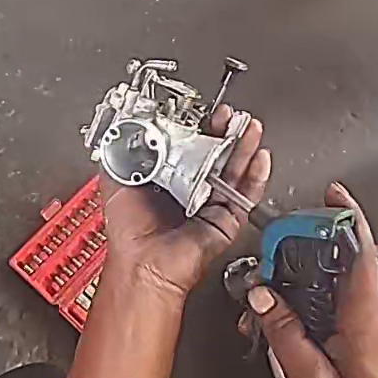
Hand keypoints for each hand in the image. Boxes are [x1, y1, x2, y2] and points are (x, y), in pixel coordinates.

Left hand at [102, 105, 269, 301]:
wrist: (146, 264)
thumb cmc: (129, 232)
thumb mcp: (117, 180)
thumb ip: (125, 152)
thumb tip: (133, 127)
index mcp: (164, 179)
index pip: (186, 145)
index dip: (195, 127)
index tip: (202, 113)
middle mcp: (189, 189)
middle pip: (214, 153)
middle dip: (224, 132)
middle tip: (229, 116)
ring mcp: (210, 203)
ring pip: (233, 169)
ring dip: (243, 146)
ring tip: (249, 127)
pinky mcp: (227, 219)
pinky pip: (245, 194)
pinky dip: (256, 175)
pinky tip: (260, 157)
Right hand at [247, 184, 377, 377]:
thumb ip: (286, 337)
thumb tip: (264, 298)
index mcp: (365, 319)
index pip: (360, 252)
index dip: (346, 218)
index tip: (331, 195)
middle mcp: (371, 316)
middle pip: (341, 261)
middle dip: (307, 249)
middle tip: (275, 251)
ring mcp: (369, 326)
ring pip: (335, 284)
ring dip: (303, 281)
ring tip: (271, 296)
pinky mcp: (363, 337)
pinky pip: (335, 306)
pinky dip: (310, 303)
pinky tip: (288, 320)